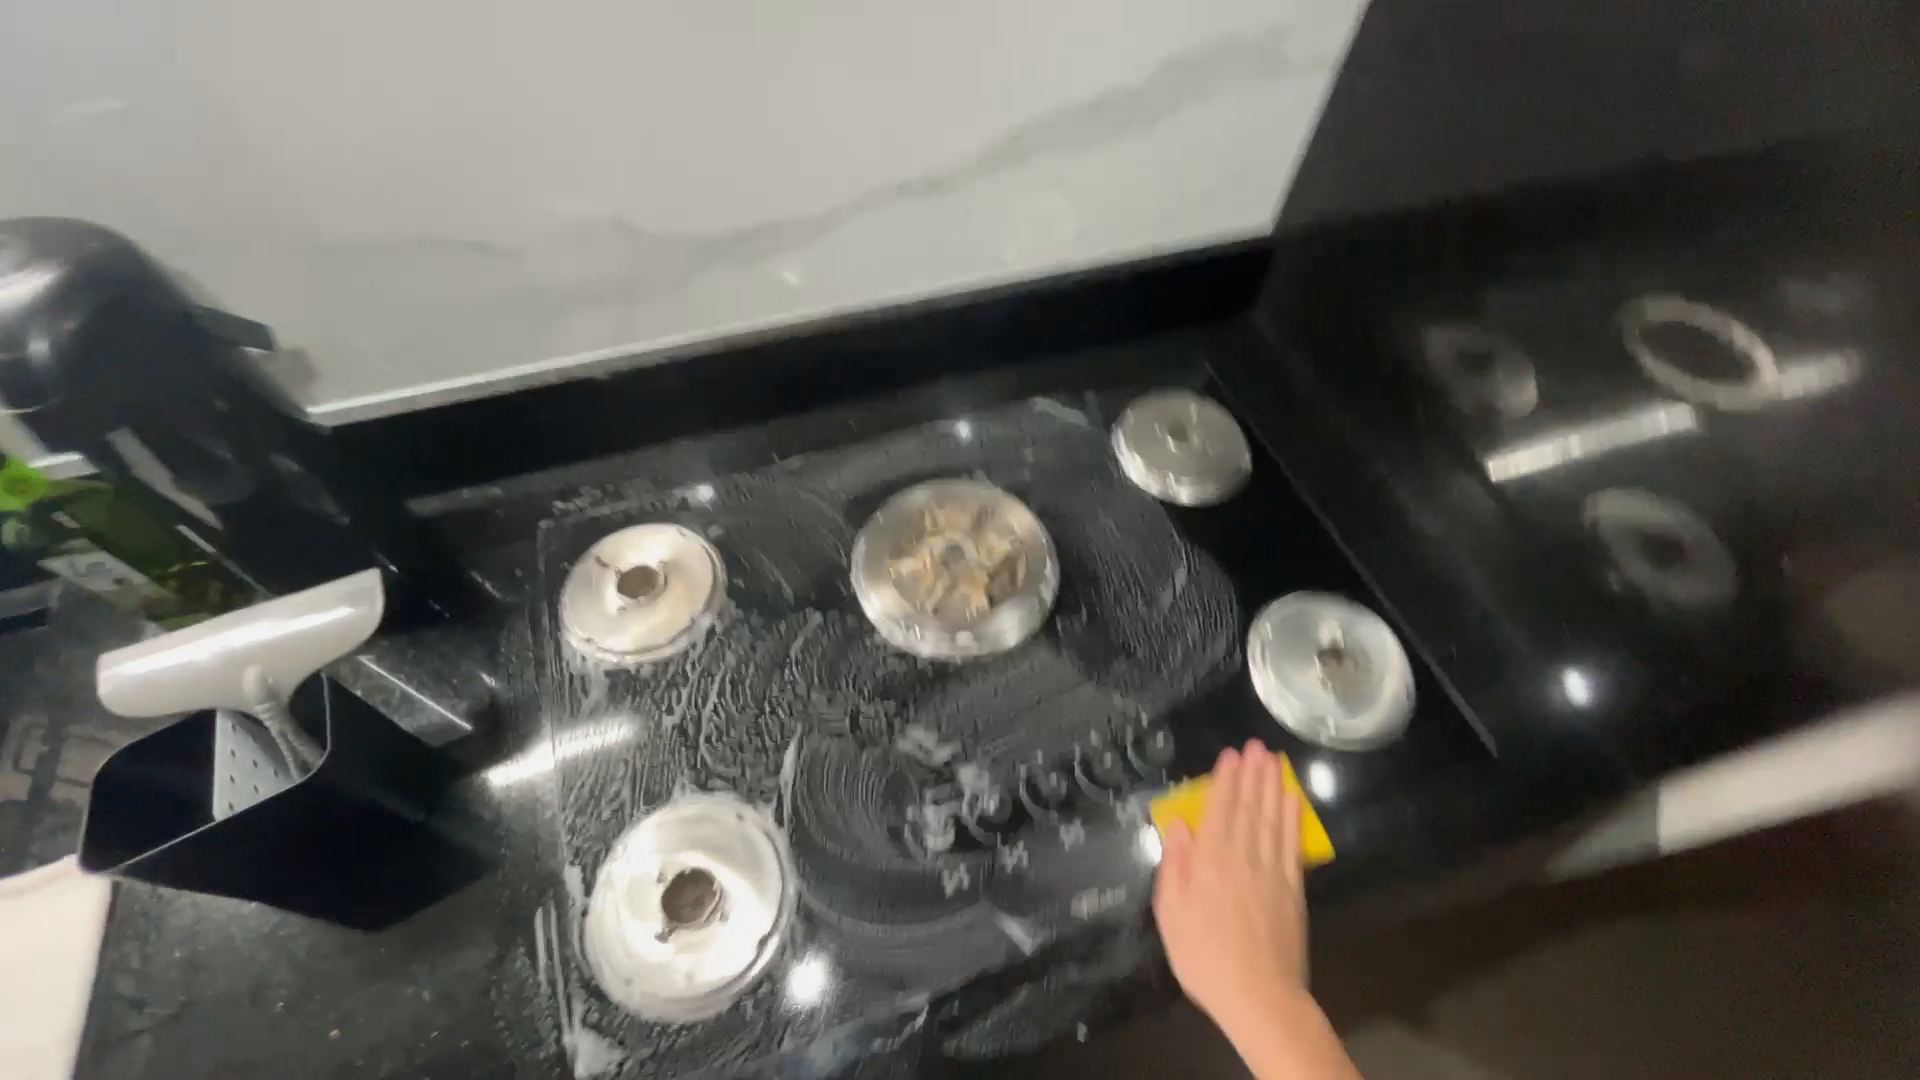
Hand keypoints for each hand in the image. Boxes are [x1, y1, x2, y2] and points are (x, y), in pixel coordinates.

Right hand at [1152, 741, 1309, 1029]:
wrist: (1259, 998)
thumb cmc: (1203, 957)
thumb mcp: (1170, 913)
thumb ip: (1174, 865)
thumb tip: (1179, 825)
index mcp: (1210, 862)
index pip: (1219, 810)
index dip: (1225, 780)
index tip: (1231, 754)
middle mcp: (1243, 858)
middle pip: (1248, 808)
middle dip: (1251, 774)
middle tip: (1256, 745)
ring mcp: (1272, 873)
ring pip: (1272, 819)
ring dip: (1272, 787)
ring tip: (1274, 760)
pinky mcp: (1292, 891)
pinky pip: (1292, 845)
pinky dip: (1292, 819)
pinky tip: (1292, 800)